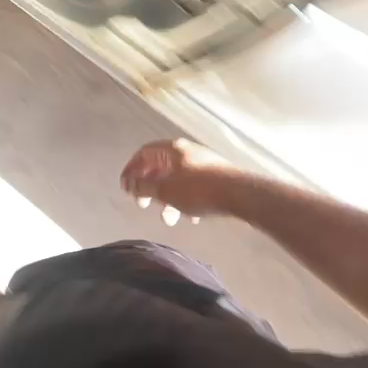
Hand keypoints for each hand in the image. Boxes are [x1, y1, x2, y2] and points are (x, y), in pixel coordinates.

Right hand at [120, 139, 243, 225]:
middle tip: (143, 204)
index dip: (131, 170)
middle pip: (159, 167)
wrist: (241, 194)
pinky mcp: (216, 176)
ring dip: (168, 198)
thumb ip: (144, 186)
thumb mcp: (166, 191)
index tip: (126, 188)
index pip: (143, 154)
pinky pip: (193, 185)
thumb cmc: (198, 190)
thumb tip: (130, 183)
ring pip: (177, 178)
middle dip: (149, 187)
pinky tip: (190, 217)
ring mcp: (203, 162)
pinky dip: (185, 199)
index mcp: (171, 149)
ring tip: (168, 218)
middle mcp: (185, 151)